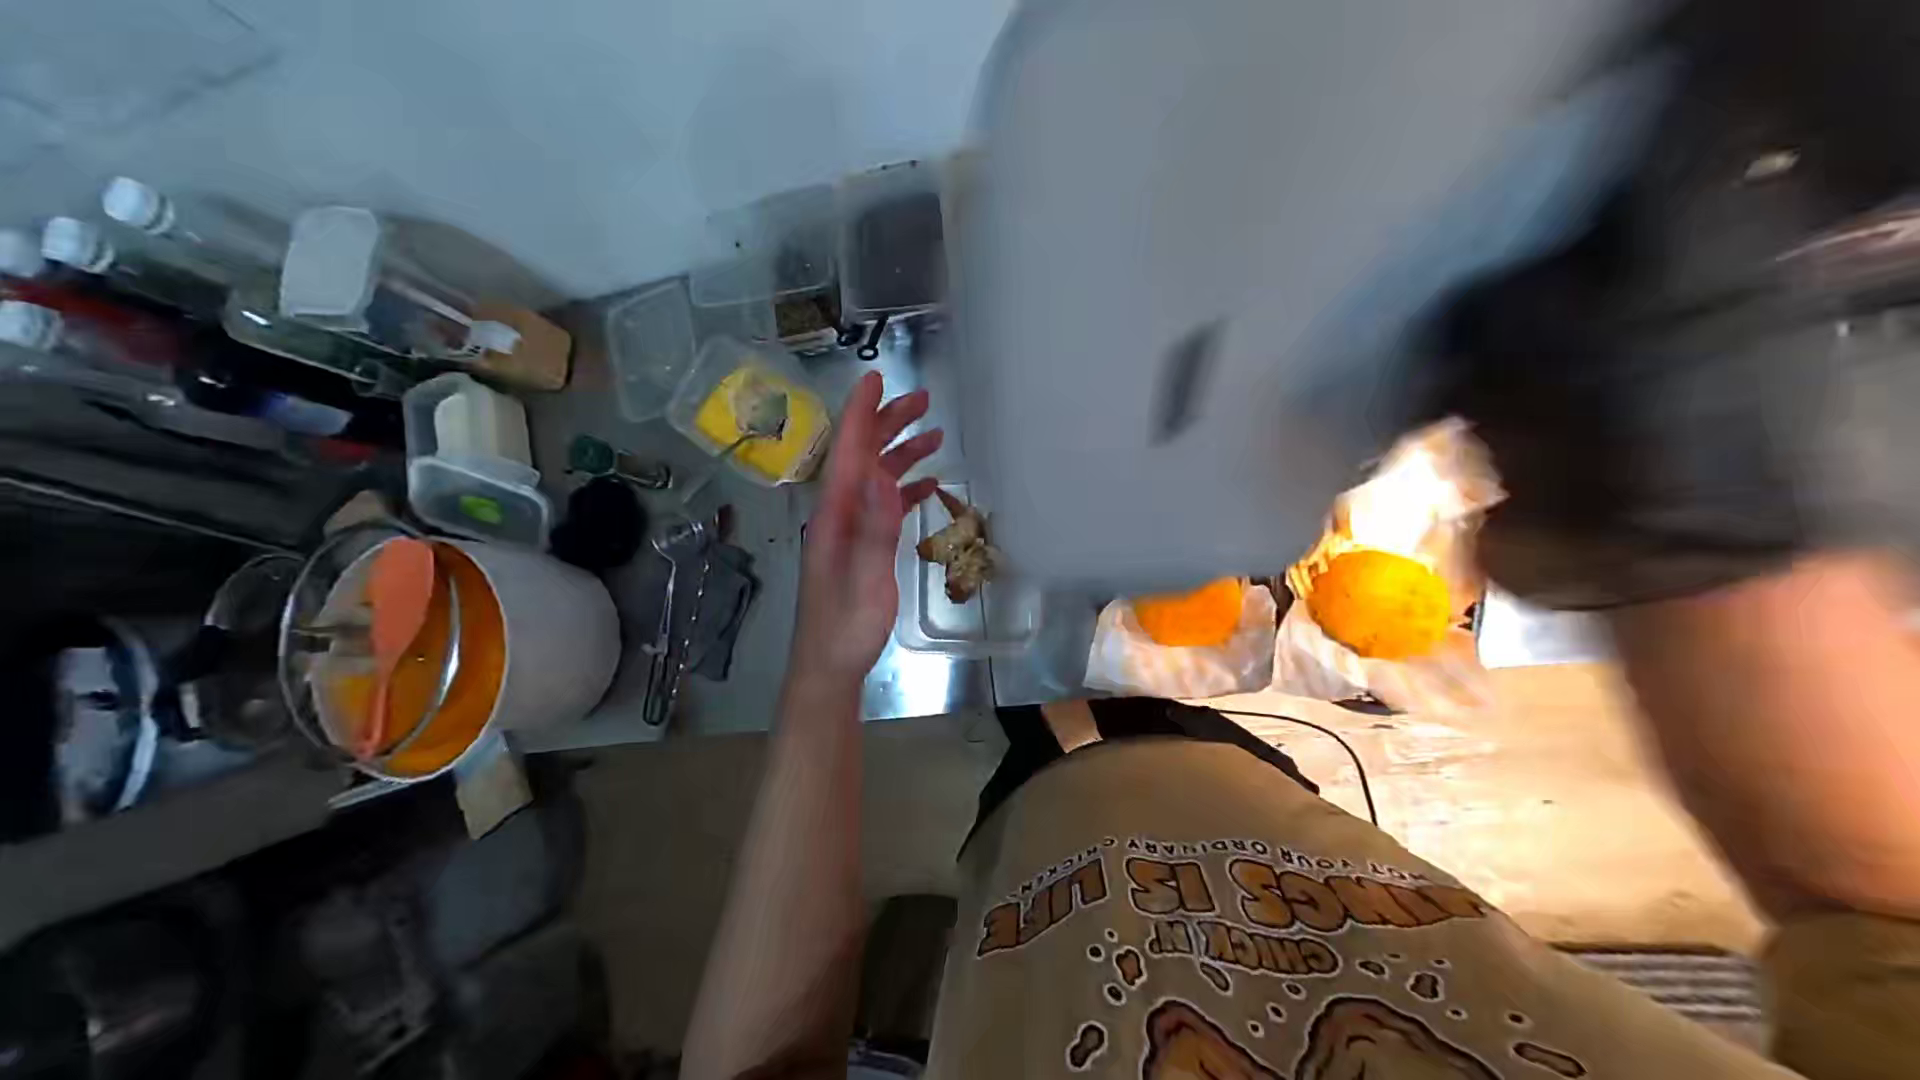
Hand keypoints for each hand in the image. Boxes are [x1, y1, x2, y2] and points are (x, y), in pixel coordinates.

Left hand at [789, 373, 942, 688]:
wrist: (829, 665)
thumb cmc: (846, 628)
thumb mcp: (866, 581)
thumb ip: (875, 531)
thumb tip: (884, 476)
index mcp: (834, 515)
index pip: (847, 452)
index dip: (861, 413)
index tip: (876, 378)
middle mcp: (838, 514)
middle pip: (861, 457)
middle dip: (888, 423)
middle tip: (923, 400)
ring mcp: (849, 530)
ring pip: (874, 478)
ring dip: (901, 453)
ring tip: (934, 434)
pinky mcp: (862, 547)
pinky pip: (883, 506)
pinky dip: (905, 490)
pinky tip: (929, 485)